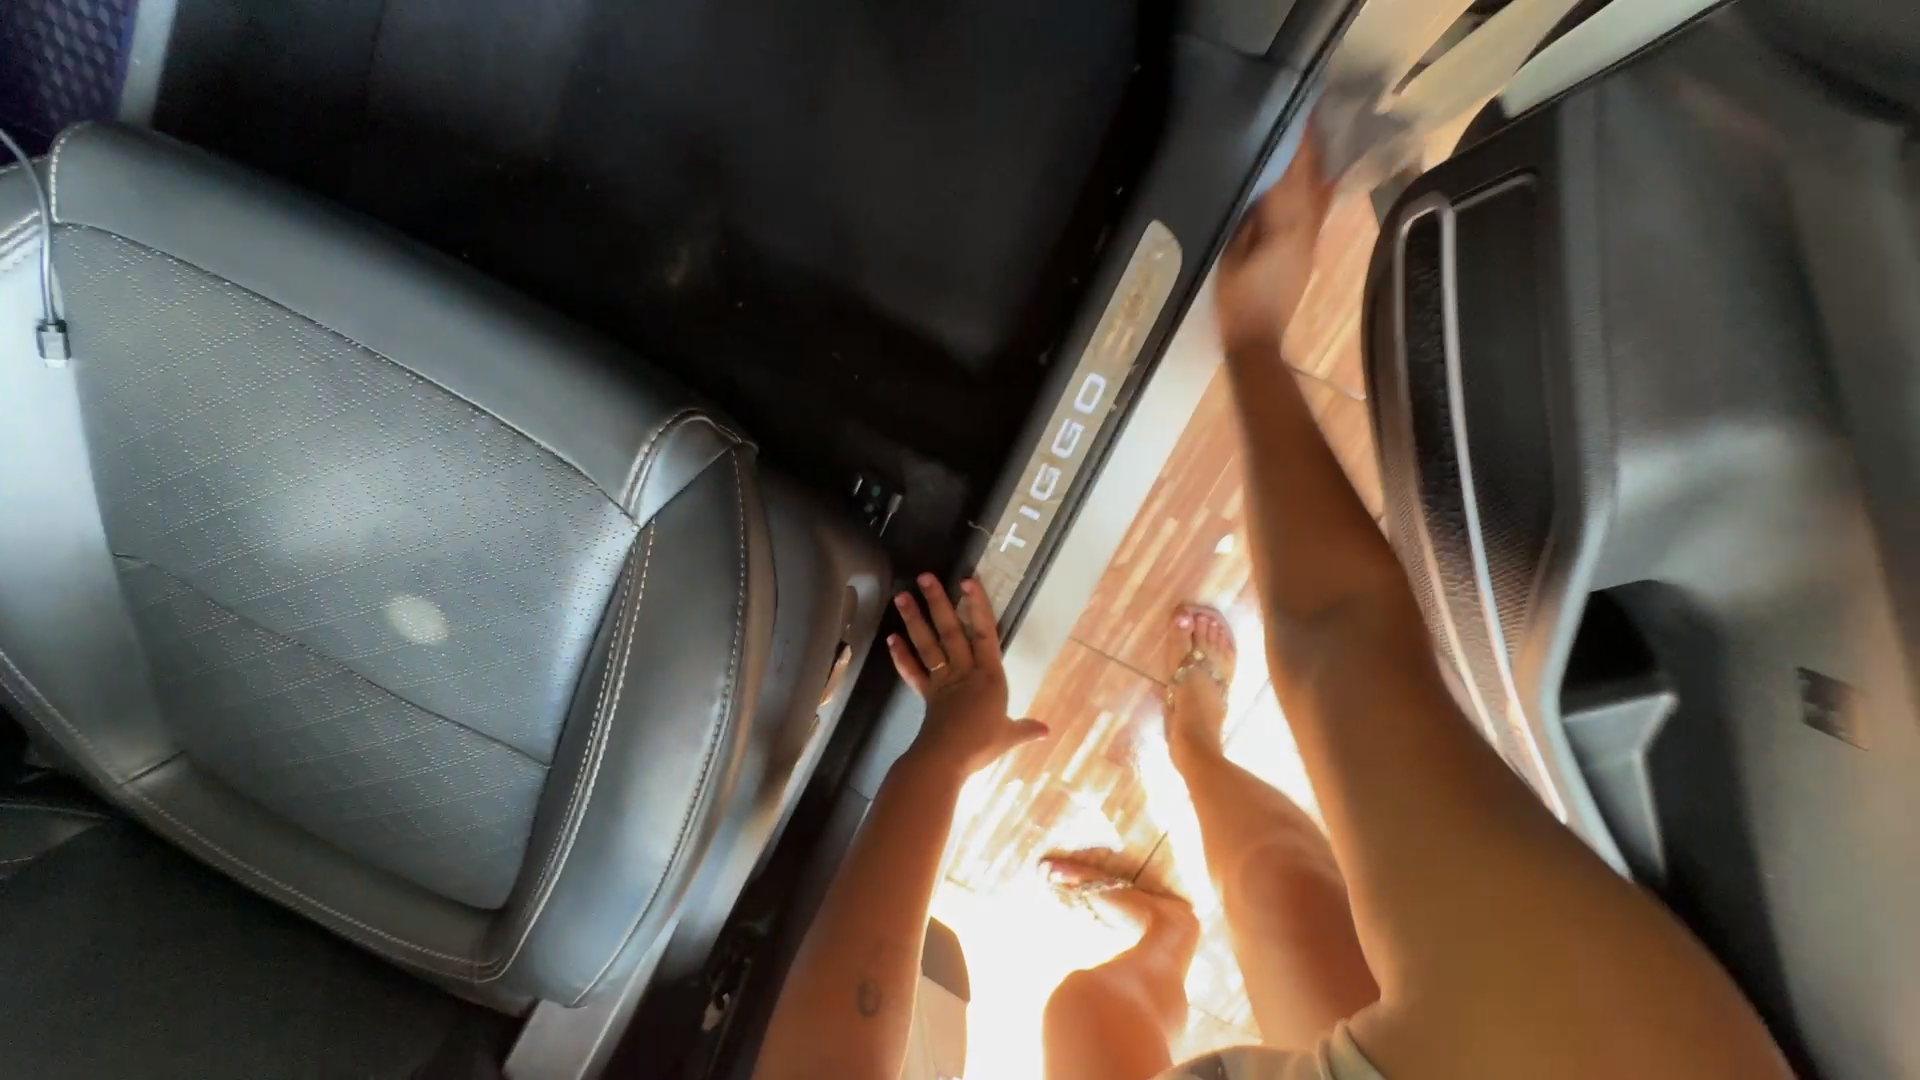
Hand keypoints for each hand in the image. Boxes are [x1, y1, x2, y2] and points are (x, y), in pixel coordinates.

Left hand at [888, 574, 1048, 775]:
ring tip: (902, 596)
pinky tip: (891, 638)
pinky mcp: (926, 694)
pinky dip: (901, 656)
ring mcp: (942, 681)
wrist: (947, 759)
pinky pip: (913, 672)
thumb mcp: (1009, 736)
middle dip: (938, 603)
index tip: (968, 581)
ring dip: (915, 620)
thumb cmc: (981, 744)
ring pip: (928, 645)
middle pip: (950, 631)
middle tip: (925, 577)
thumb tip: (1047, 731)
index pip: (984, 633)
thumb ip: (1026, 729)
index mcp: (989, 676)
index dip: (977, 606)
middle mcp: (965, 671)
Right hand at [1215, 134, 1333, 355]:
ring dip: (1316, 163)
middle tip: (1306, 112)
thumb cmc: (1237, 303)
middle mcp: (1307, 227)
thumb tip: (1258, 187)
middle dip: (1311, 145)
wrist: (1257, 341)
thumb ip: (1247, 220)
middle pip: (1313, 177)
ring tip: (1309, 136)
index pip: (1294, 173)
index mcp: (1286, 226)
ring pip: (1319, 191)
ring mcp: (1312, 240)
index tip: (1297, 110)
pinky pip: (1318, 210)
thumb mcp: (1230, 258)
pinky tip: (1317, 176)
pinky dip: (1318, 187)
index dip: (1297, 141)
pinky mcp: (1308, 250)